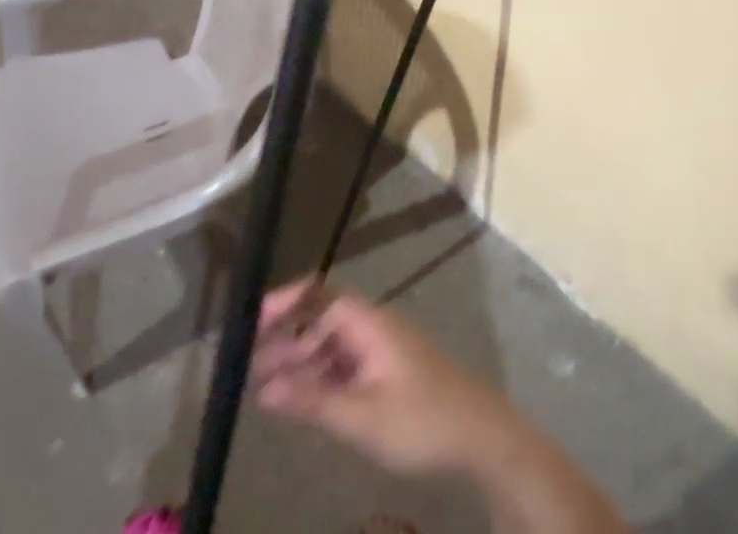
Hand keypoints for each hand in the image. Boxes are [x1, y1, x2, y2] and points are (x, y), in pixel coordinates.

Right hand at [253, 282, 520, 476]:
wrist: (488, 441)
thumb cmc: (424, 421)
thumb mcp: (362, 417)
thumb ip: (312, 400)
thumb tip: (263, 388)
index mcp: (371, 325)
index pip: (320, 296)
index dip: (285, 303)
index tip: (251, 320)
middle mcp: (377, 329)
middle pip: (323, 322)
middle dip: (286, 342)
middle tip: (250, 368)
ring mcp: (387, 351)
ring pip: (335, 346)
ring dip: (303, 364)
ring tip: (270, 391)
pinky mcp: (394, 374)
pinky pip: (349, 365)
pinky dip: (324, 378)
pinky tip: (306, 401)